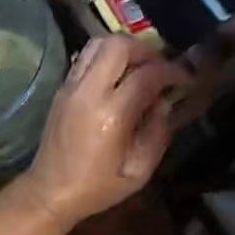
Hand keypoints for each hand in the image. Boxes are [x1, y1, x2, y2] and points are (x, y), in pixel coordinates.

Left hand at [22, 35, 189, 223]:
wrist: (49, 191)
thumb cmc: (97, 186)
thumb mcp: (139, 171)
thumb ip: (157, 133)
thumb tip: (163, 102)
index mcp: (112, 114)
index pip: (146, 75)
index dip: (171, 70)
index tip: (185, 78)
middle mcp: (89, 91)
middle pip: (119, 45)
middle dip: (146, 49)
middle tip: (160, 66)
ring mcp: (72, 86)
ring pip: (99, 43)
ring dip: (124, 48)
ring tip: (140, 66)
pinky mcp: (62, 87)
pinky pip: (85, 56)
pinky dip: (106, 56)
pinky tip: (118, 74)